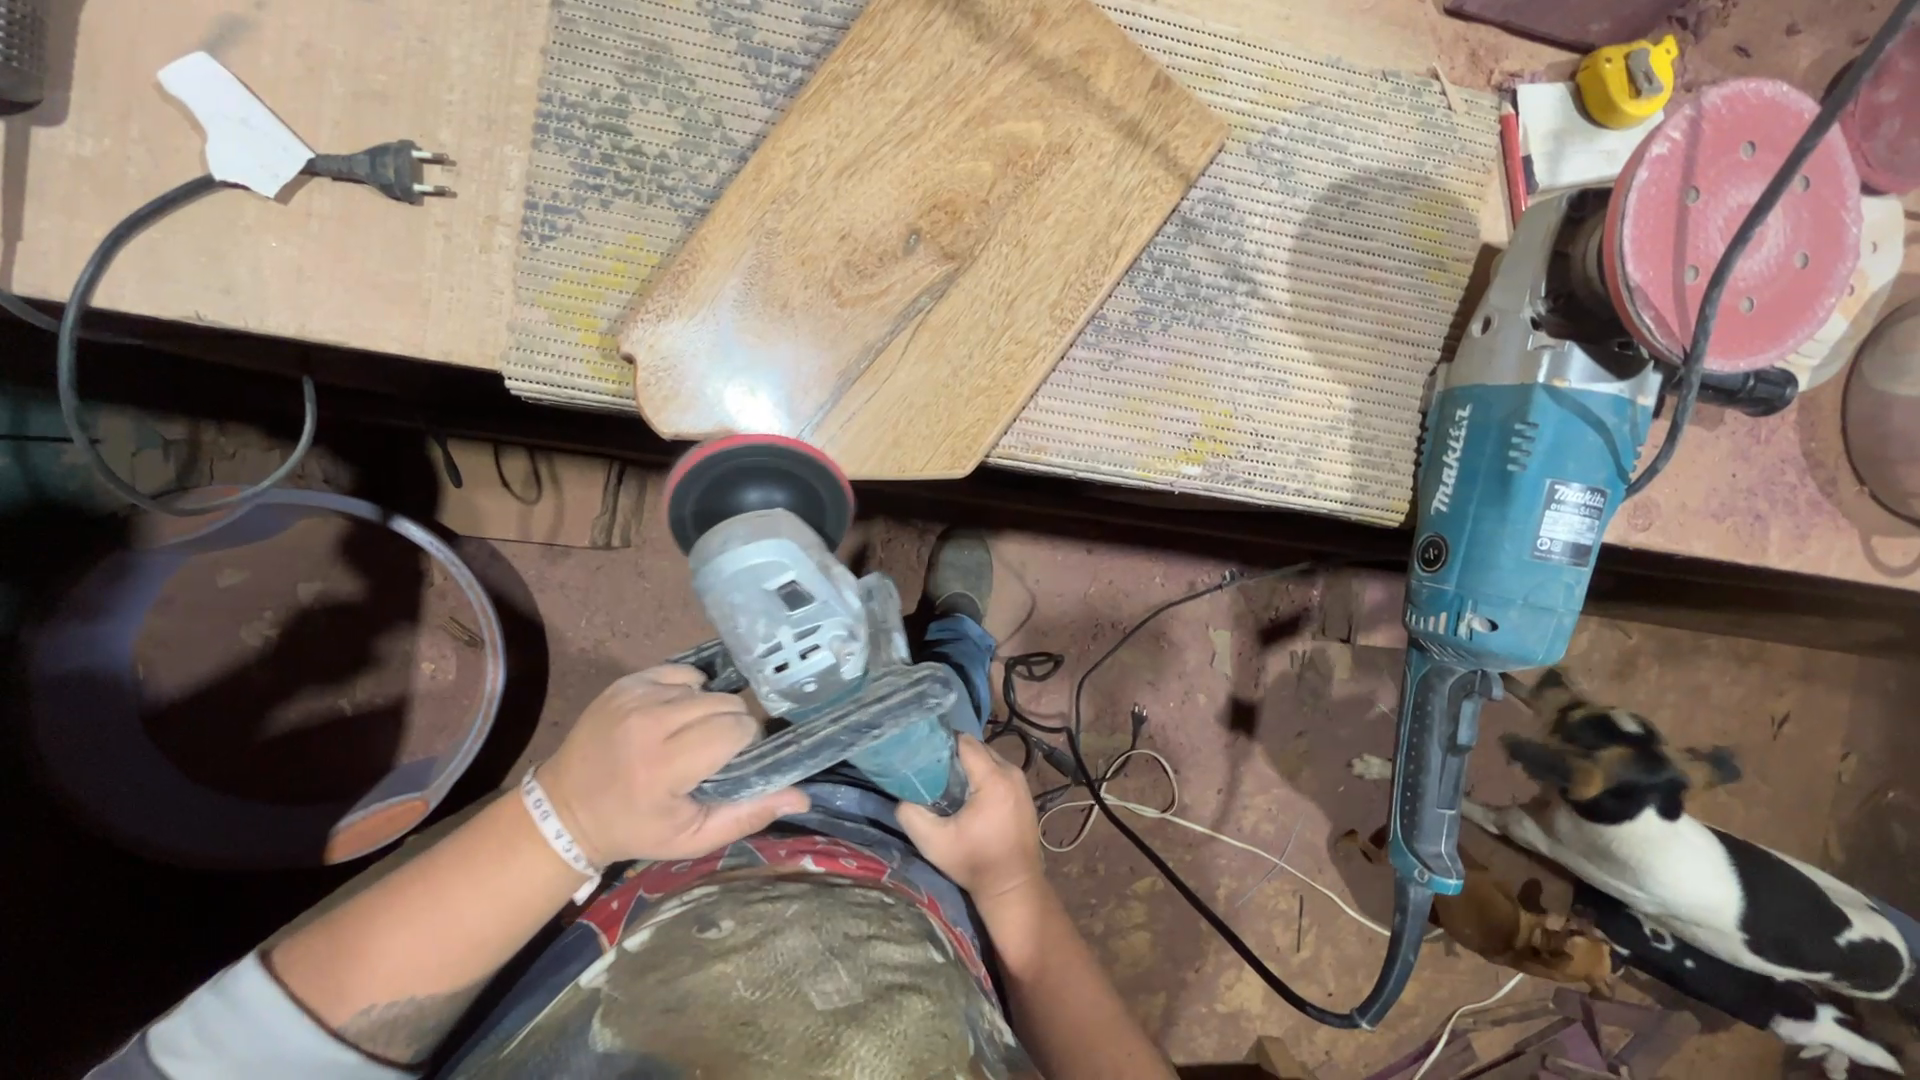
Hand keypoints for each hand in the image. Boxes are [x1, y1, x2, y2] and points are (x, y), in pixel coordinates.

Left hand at [536, 665, 808, 865]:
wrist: (565, 809)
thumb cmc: (635, 828)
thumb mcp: (692, 837)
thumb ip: (749, 814)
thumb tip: (802, 795)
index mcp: (665, 766)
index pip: (736, 729)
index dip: (746, 744)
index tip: (735, 762)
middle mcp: (650, 723)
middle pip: (726, 704)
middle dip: (732, 725)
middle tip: (716, 751)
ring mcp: (635, 697)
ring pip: (707, 689)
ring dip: (710, 710)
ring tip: (692, 736)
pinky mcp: (626, 682)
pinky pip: (681, 675)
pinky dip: (688, 693)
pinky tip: (675, 716)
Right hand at [897, 735, 1043, 902]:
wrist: (1014, 887)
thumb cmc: (975, 863)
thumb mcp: (934, 843)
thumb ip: (911, 815)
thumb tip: (902, 796)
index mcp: (993, 779)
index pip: (965, 742)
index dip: (942, 744)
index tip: (924, 755)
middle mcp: (1011, 773)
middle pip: (978, 747)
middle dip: (955, 754)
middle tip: (933, 770)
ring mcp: (1021, 783)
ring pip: (989, 758)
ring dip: (970, 765)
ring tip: (947, 782)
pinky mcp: (1025, 794)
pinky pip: (999, 772)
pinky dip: (983, 775)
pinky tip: (968, 795)